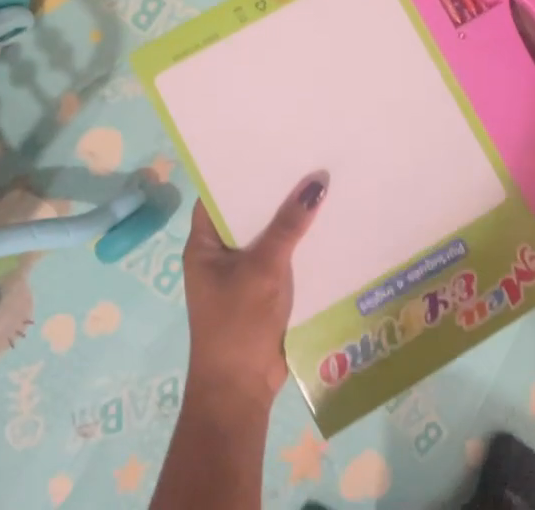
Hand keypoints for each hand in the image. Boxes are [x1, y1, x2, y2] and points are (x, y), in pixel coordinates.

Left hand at [180, 172, 326, 408]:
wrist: (241, 389)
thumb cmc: (238, 323)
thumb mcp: (264, 267)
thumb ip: (289, 224)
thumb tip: (317, 180)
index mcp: (204, 244)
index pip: (219, 194)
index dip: (243, 170)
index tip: (272, 144)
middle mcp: (221, 254)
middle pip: (249, 213)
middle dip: (276, 191)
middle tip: (309, 156)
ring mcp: (243, 274)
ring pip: (270, 236)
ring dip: (292, 219)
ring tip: (326, 182)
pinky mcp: (265, 291)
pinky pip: (284, 258)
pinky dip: (302, 245)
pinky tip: (330, 224)